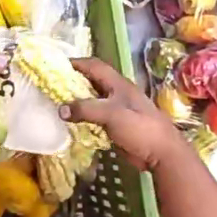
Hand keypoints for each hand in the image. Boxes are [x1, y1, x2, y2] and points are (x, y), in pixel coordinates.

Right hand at [63, 57, 197, 172]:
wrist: (163, 153)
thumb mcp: (111, 114)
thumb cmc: (140, 128)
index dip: (76, 63)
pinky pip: (96, 116)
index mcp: (118, 84)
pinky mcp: (118, 125)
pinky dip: (84, 117)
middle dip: (74, 81)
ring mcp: (118, 109)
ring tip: (58, 103)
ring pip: (94, 99)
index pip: (94, 66)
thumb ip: (85, 110)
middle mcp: (117, 93)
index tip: (57, 65)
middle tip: (54, 85)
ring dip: (78, 100)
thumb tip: (60, 109)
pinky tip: (73, 122)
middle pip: (93, 81)